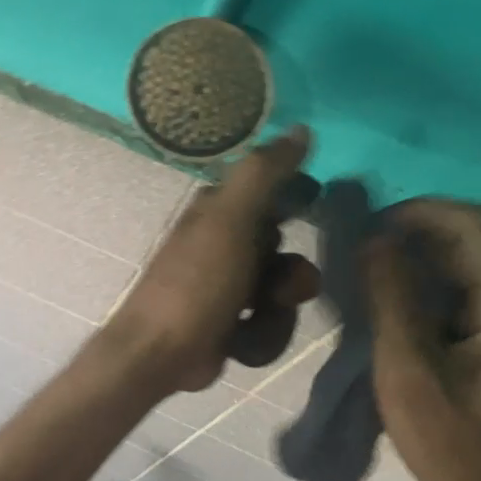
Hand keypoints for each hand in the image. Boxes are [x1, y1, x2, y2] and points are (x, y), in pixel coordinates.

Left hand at [103, 127, 321, 393]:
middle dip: (290, 277)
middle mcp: (223, 240)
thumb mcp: (232, 219)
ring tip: (253, 320)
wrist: (162, 351)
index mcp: (218, 209)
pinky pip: (270, 324)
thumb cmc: (196, 280)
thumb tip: (301, 128)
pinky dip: (260, 336)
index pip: (273, 191)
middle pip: (285, 249)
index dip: (299, 204)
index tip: (318, 219)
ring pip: (282, 292)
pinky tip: (239, 343)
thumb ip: (264, 173)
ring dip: (276, 314)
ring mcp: (227, 283)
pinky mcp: (231, 322)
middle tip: (279, 290)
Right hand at [365, 201, 480, 480]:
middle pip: (480, 240)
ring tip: (372, 272)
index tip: (371, 225)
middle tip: (365, 246)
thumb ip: (392, 296)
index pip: (478, 224)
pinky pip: (475, 295)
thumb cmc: (455, 449)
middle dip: (419, 233)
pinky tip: (399, 306)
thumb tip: (375, 236)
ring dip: (424, 260)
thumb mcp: (409, 369)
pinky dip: (435, 287)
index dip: (422, 211)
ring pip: (476, 267)